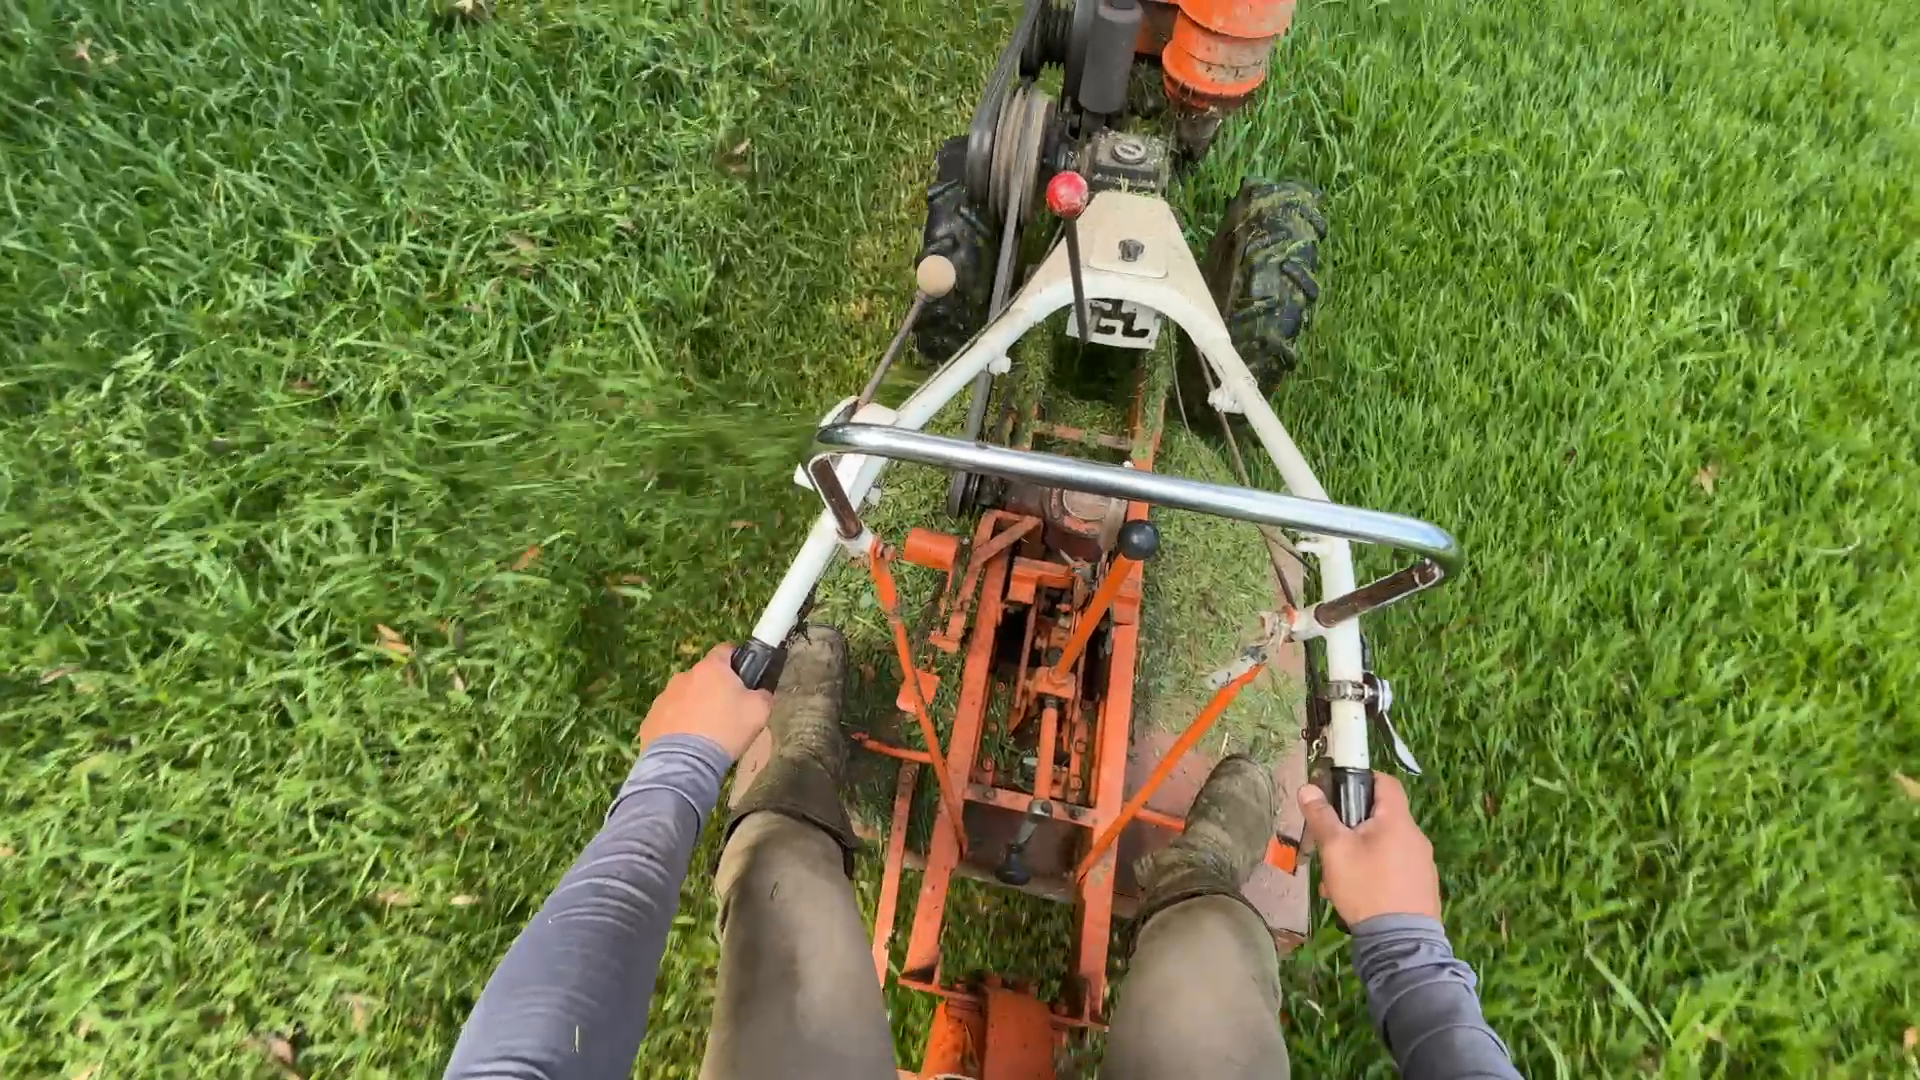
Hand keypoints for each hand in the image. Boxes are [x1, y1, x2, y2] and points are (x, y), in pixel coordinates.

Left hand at [637, 645, 773, 760]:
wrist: (684, 764)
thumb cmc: (726, 730)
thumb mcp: (760, 710)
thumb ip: (763, 694)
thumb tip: (760, 692)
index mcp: (711, 668)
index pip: (726, 650)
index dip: (737, 660)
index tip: (745, 676)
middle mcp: (684, 677)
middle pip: (704, 676)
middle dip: (715, 688)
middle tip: (728, 712)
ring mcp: (663, 698)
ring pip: (685, 696)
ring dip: (695, 707)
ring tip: (706, 733)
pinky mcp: (650, 719)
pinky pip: (669, 717)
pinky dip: (678, 725)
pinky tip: (687, 744)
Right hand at [1298, 772, 1442, 923]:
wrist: (1401, 944)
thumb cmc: (1366, 886)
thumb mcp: (1335, 848)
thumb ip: (1321, 816)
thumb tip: (1308, 788)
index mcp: (1397, 822)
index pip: (1386, 782)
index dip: (1363, 777)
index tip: (1338, 788)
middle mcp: (1415, 838)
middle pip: (1381, 815)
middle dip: (1351, 822)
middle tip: (1328, 838)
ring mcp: (1422, 864)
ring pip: (1383, 843)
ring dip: (1358, 849)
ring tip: (1336, 872)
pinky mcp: (1421, 887)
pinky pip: (1392, 866)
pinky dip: (1372, 869)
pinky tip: (1354, 891)